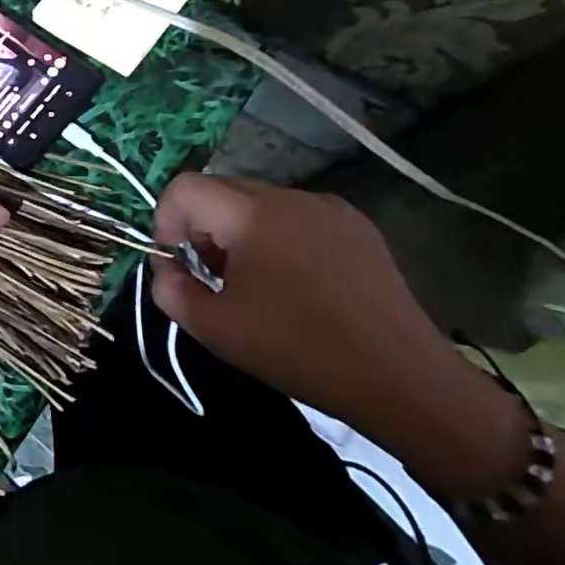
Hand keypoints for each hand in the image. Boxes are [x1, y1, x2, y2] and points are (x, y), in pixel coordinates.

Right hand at [148, 174, 502, 448]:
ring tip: (256, 285)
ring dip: (240, 233)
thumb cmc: (297, 349)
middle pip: (221, 190)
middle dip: (201, 228)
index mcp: (251, 214)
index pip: (184, 187)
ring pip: (260, 203)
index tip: (179, 265)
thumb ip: (170, 291)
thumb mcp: (215, 329)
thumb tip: (168, 270)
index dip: (165, 222)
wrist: (398, 376)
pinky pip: (297, 217)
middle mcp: (290, 196)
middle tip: (213, 278)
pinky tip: (298, 284)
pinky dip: (278, 238)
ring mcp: (328, 207)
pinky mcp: (357, 226)